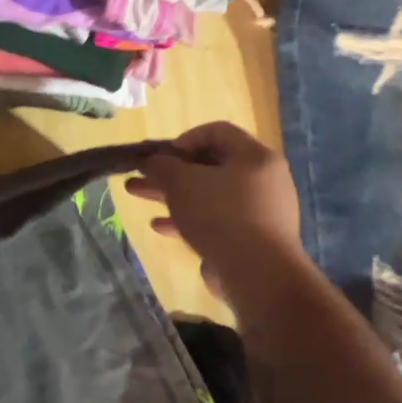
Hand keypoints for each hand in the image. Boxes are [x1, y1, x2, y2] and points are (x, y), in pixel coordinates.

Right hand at [126, 121, 307, 304]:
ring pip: (208, 192)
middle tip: (139, 176)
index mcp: (255, 157)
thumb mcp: (179, 180)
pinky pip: (215, 218)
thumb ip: (160, 164)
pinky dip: (188, 218)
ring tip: (137, 196)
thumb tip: (152, 161)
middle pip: (209, 165)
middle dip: (168, 170)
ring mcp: (260, 209)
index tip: (161, 156)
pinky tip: (161, 226)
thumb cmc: (219, 213)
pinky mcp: (252, 235)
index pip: (217, 131)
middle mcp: (264, 179)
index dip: (183, 138)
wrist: (257, 271)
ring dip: (171, 193)